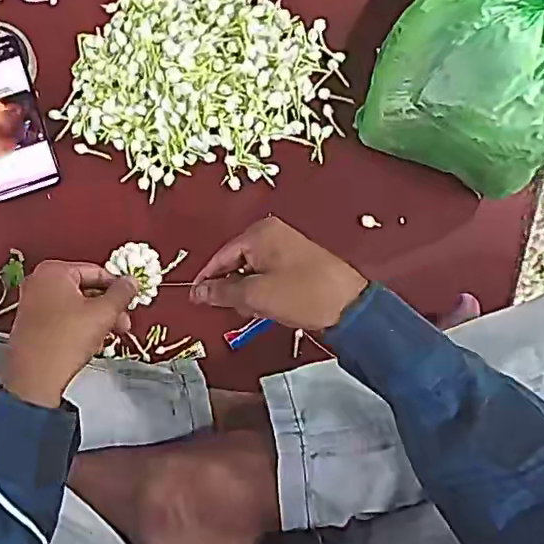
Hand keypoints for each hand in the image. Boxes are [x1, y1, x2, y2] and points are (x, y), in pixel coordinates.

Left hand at [3, 262, 136, 408]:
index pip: (97, 271)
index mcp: (54, 272)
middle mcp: (39, 283)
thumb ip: (122, 293)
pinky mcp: (31, 324)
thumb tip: (131, 282)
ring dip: (97, 318)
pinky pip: (63, 318)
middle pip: (86, 289)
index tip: (130, 297)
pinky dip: (80, 326)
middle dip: (108, 306)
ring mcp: (32, 304)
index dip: (117, 287)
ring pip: (76, 305)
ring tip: (111, 333)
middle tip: (123, 319)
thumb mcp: (104, 312)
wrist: (36, 378)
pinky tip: (92, 341)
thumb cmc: (65, 340)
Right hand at [190, 217, 368, 333]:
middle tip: (236, 309)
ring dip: (249, 293)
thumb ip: (222, 292)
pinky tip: (270, 307)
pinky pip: (268, 274)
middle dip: (232, 288)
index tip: (195, 299)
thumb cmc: (304, 295)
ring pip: (251, 271)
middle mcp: (272, 233)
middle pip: (236, 262)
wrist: (349, 306)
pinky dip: (263, 291)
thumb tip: (199, 292)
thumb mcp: (256, 295)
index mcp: (260, 233)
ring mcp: (286, 246)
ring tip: (259, 310)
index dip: (206, 280)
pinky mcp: (296, 262)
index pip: (221, 256)